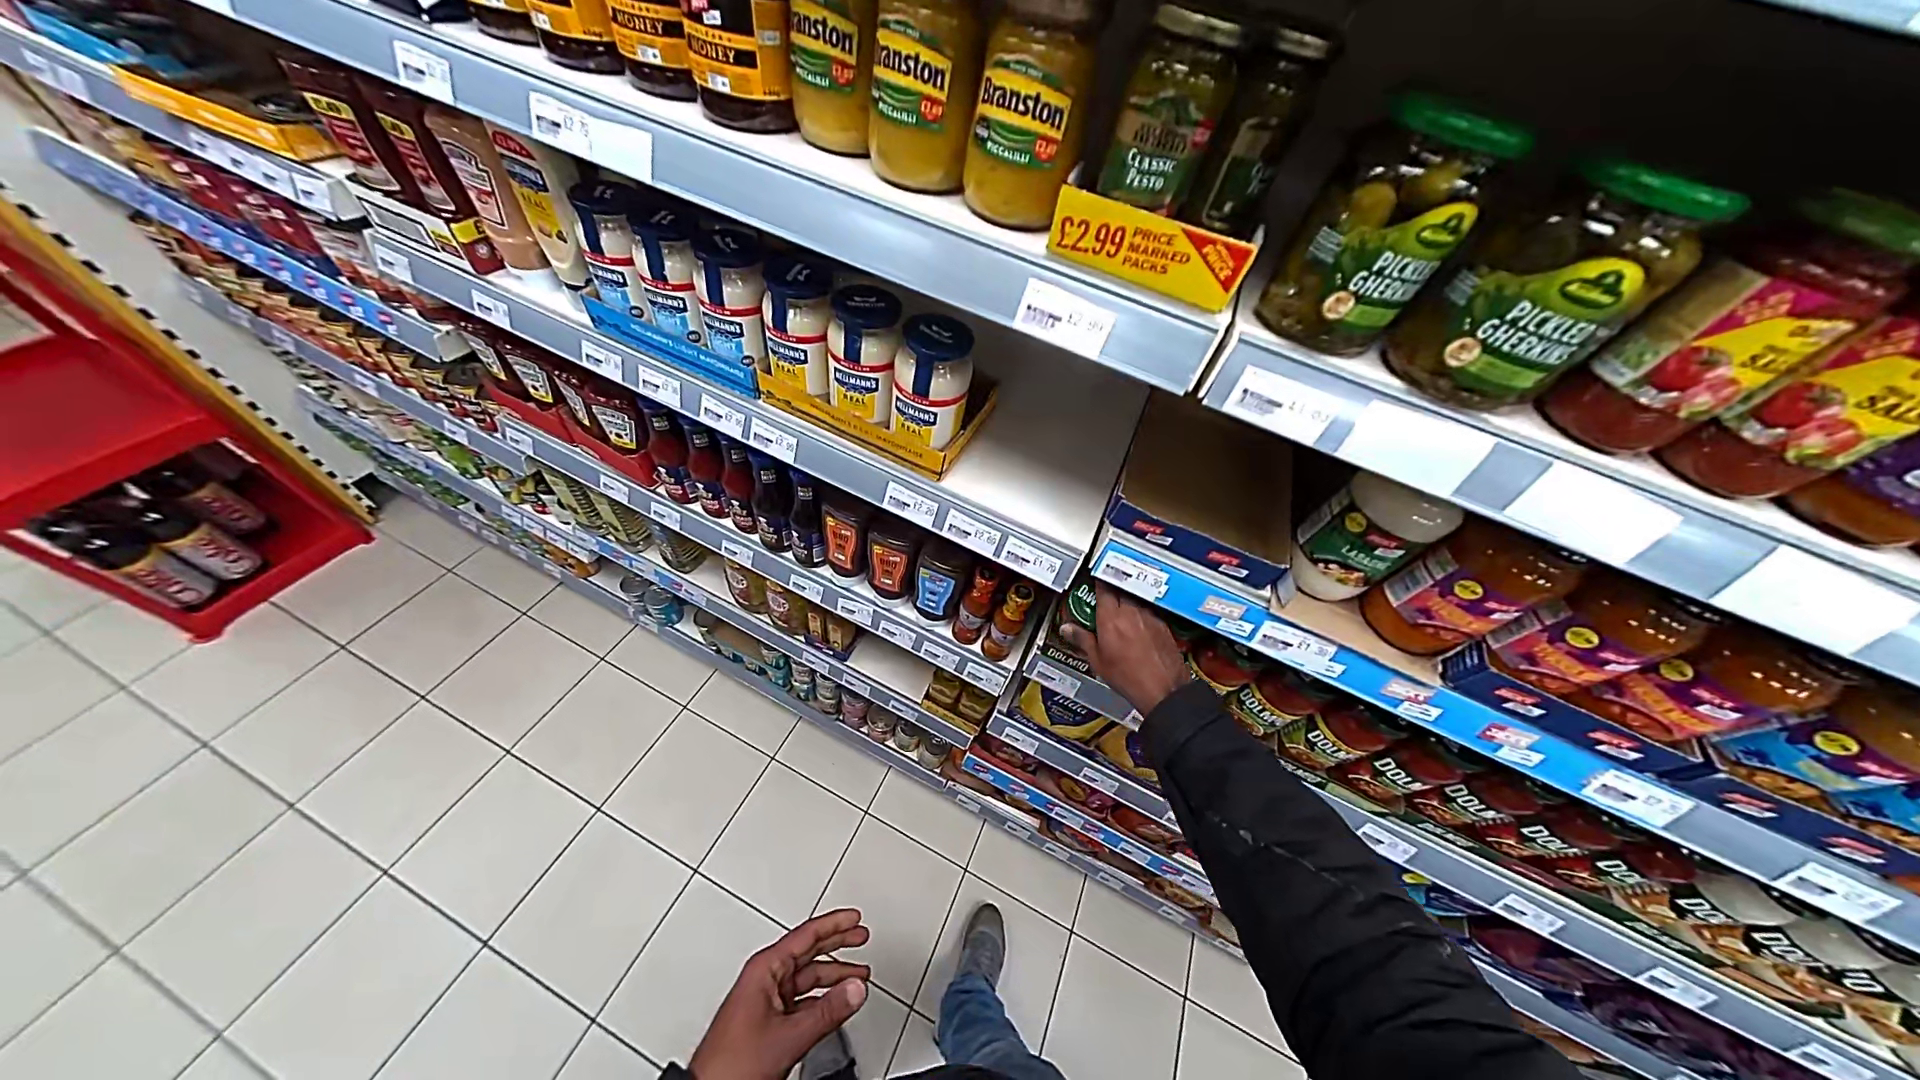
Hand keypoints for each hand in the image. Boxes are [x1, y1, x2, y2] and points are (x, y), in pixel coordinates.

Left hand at [687, 908, 871, 1079]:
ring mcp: (766, 999)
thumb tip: (855, 988)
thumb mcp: (789, 1035)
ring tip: (858, 975)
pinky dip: (822, 998)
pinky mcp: (768, 1019)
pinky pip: (802, 998)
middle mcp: (765, 978)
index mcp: (765, 969)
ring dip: (833, 975)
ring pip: (807, 977)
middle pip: (808, 950)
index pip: (806, 935)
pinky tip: (837, 1002)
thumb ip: (828, 1011)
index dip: (834, 923)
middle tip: (860, 935)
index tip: (854, 917)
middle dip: (837, 942)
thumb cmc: (731, 1065)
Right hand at [1057, 582, 1191, 715]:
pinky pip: (1148, 611)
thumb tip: (1068, 630)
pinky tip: (1137, 629)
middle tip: (1103, 599)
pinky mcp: (1163, 624)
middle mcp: (1132, 612)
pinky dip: (1140, 615)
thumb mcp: (1098, 660)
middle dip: (1111, 590)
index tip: (1093, 580)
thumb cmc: (1131, 677)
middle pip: (1120, 589)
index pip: (1103, 587)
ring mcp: (1150, 616)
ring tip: (1119, 616)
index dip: (1097, 581)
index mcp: (1111, 617)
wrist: (1163, 689)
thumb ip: (1082, 639)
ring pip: (1135, 599)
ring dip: (1127, 602)